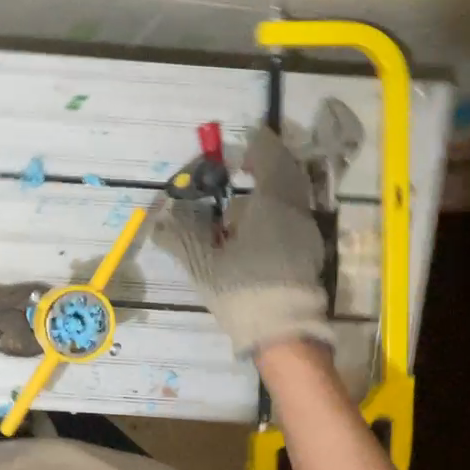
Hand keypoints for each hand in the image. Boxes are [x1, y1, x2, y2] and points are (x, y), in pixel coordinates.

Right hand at [151, 123, 331, 354]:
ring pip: (293, 197)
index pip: (270, 157)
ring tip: (247, 200)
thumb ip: (182, 236)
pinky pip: (294, 217)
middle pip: (287, 173)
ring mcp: (307, 232)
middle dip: (267, 164)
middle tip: (246, 163)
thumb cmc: (241, 289)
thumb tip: (160, 220)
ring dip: (273, 189)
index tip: (244, 138)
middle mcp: (295, 210)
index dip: (257, 144)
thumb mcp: (203, 263)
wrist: (281, 330)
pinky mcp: (309, 253)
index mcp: (271, 203)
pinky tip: (259, 227)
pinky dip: (278, 210)